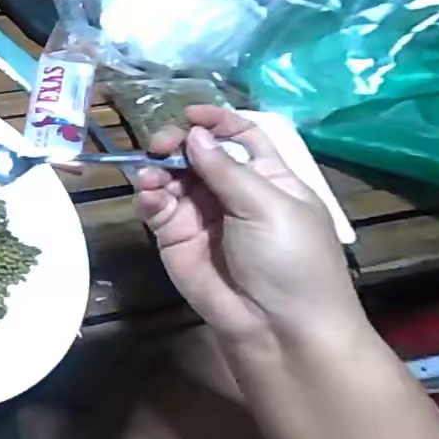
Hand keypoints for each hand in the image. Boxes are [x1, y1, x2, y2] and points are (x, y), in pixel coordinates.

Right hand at [134, 106, 363, 345]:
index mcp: (267, 179)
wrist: (275, 324)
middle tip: (160, 146)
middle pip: (196, 154)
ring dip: (156, 171)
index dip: (216, 122)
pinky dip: (147, 197)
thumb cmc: (291, 261)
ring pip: (169, 177)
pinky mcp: (172, 235)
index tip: (189, 114)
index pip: (240, 138)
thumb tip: (194, 135)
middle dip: (175, 145)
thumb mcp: (268, 207)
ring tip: (150, 178)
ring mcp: (198, 214)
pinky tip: (149, 197)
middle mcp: (229, 192)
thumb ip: (226, 170)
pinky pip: (154, 206)